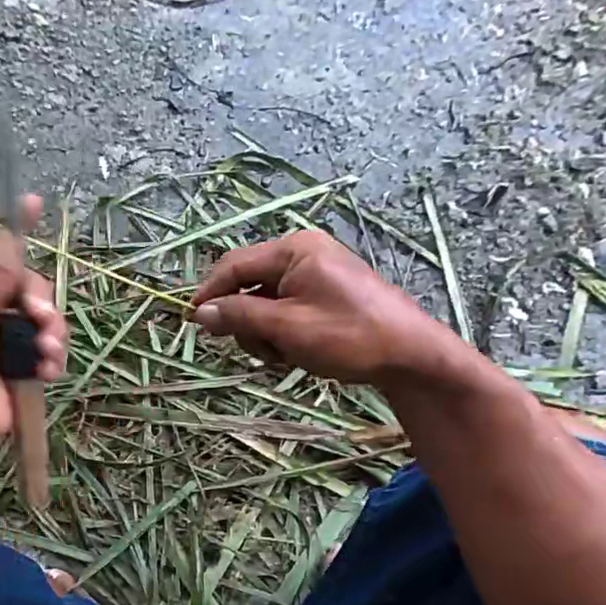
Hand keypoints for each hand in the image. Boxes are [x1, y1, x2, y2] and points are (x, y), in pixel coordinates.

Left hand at [0, 196, 66, 445]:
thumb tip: (8, 238)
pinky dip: (53, 355)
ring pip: (43, 313)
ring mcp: (5, 333)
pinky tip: (47, 370)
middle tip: (38, 319)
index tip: (31, 203)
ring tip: (46, 355)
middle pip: (25, 281)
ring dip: (51, 332)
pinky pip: (50, 343)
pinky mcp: (23, 358)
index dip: (10, 230)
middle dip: (39, 300)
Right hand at [191, 230, 479, 389]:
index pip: (234, 265)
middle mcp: (304, 253)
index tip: (194, 323)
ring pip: (265, 302)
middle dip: (246, 321)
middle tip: (263, 350)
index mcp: (294, 249)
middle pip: (248, 284)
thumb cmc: (349, 336)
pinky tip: (299, 352)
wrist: (411, 355)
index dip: (210, 294)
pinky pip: (287, 309)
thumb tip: (199, 313)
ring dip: (265, 332)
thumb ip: (239, 317)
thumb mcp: (287, 328)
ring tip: (286, 354)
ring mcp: (317, 272)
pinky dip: (283, 332)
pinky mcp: (327, 293)